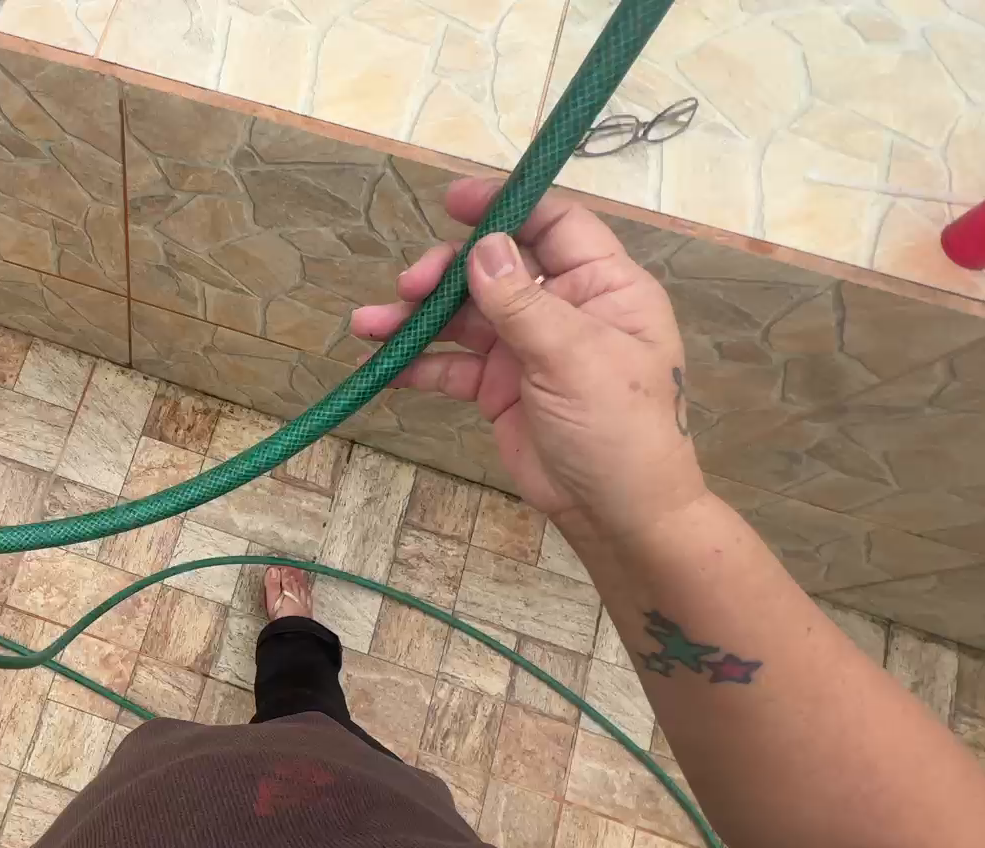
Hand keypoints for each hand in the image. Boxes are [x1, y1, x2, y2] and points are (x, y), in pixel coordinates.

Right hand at [351, 177, 706, 537]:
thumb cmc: (616, 426)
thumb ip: (524, 303)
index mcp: (600, 286)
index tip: (453, 201)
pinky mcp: (496, 388)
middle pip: (492, 271)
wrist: (610, 509)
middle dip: (445, 276)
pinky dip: (418, 365)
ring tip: (368, 326)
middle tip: (405, 288)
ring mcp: (524, 350)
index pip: (551, 226)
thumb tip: (482, 247)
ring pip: (461, 320)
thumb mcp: (573, 357)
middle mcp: (560, 309)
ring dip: (416, 321)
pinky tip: (384, 368)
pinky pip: (450, 367)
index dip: (505, 207)